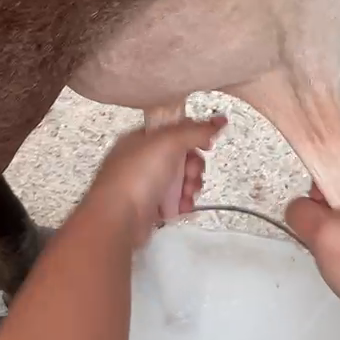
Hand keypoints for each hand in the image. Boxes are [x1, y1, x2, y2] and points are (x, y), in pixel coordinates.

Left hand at [78, 116, 224, 244]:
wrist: (119, 218)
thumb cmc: (138, 175)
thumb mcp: (169, 143)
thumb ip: (196, 131)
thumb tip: (220, 121)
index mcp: (141, 138)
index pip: (174, 130)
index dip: (193, 136)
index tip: (206, 145)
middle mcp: (142, 159)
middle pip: (181, 156)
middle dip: (193, 167)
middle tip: (190, 175)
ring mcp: (145, 183)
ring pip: (180, 179)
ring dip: (190, 186)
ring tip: (185, 195)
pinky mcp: (150, 206)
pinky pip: (174, 200)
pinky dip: (181, 203)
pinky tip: (180, 207)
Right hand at [284, 164, 339, 322]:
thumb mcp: (322, 233)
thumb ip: (299, 210)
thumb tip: (299, 209)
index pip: (328, 169)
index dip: (317, 197)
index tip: (325, 219)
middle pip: (332, 191)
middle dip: (325, 218)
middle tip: (335, 241)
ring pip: (338, 212)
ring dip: (333, 233)